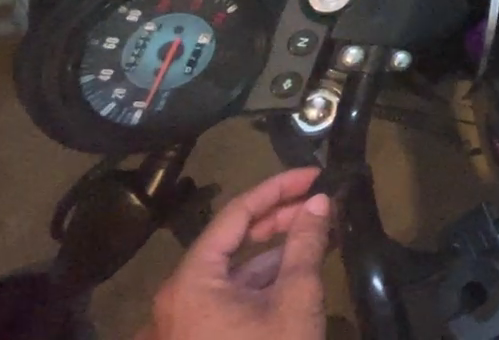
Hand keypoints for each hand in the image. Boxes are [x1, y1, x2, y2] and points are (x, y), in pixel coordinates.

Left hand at [139, 167, 330, 339]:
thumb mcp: (296, 296)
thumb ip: (306, 243)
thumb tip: (319, 201)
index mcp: (192, 282)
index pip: (235, 215)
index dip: (277, 188)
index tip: (316, 174)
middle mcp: (176, 298)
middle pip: (228, 239)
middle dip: (278, 216)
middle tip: (322, 202)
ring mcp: (181, 323)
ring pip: (230, 267)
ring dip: (274, 246)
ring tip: (320, 233)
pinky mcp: (195, 339)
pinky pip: (227, 293)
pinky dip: (263, 275)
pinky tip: (299, 269)